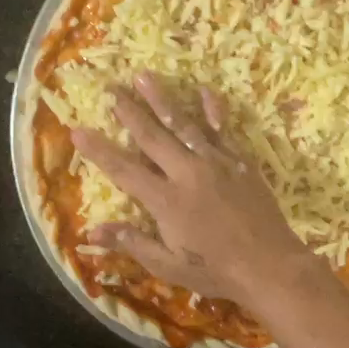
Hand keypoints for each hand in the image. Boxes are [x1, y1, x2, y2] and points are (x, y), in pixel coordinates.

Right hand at [68, 71, 326, 306]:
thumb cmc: (214, 271)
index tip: (77, 130)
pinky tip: (204, 91)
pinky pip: (223, 129)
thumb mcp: (167, 265)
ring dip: (162, 99)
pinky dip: (212, 109)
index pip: (123, 170)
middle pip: (151, 136)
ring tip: (144, 76)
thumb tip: (92, 232)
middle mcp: (187, 173)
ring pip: (183, 124)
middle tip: (111, 88)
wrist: (270, 266)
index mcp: (165, 200)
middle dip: (128, 112)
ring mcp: (216, 163)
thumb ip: (132, 242)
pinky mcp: (241, 162)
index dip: (98, 150)